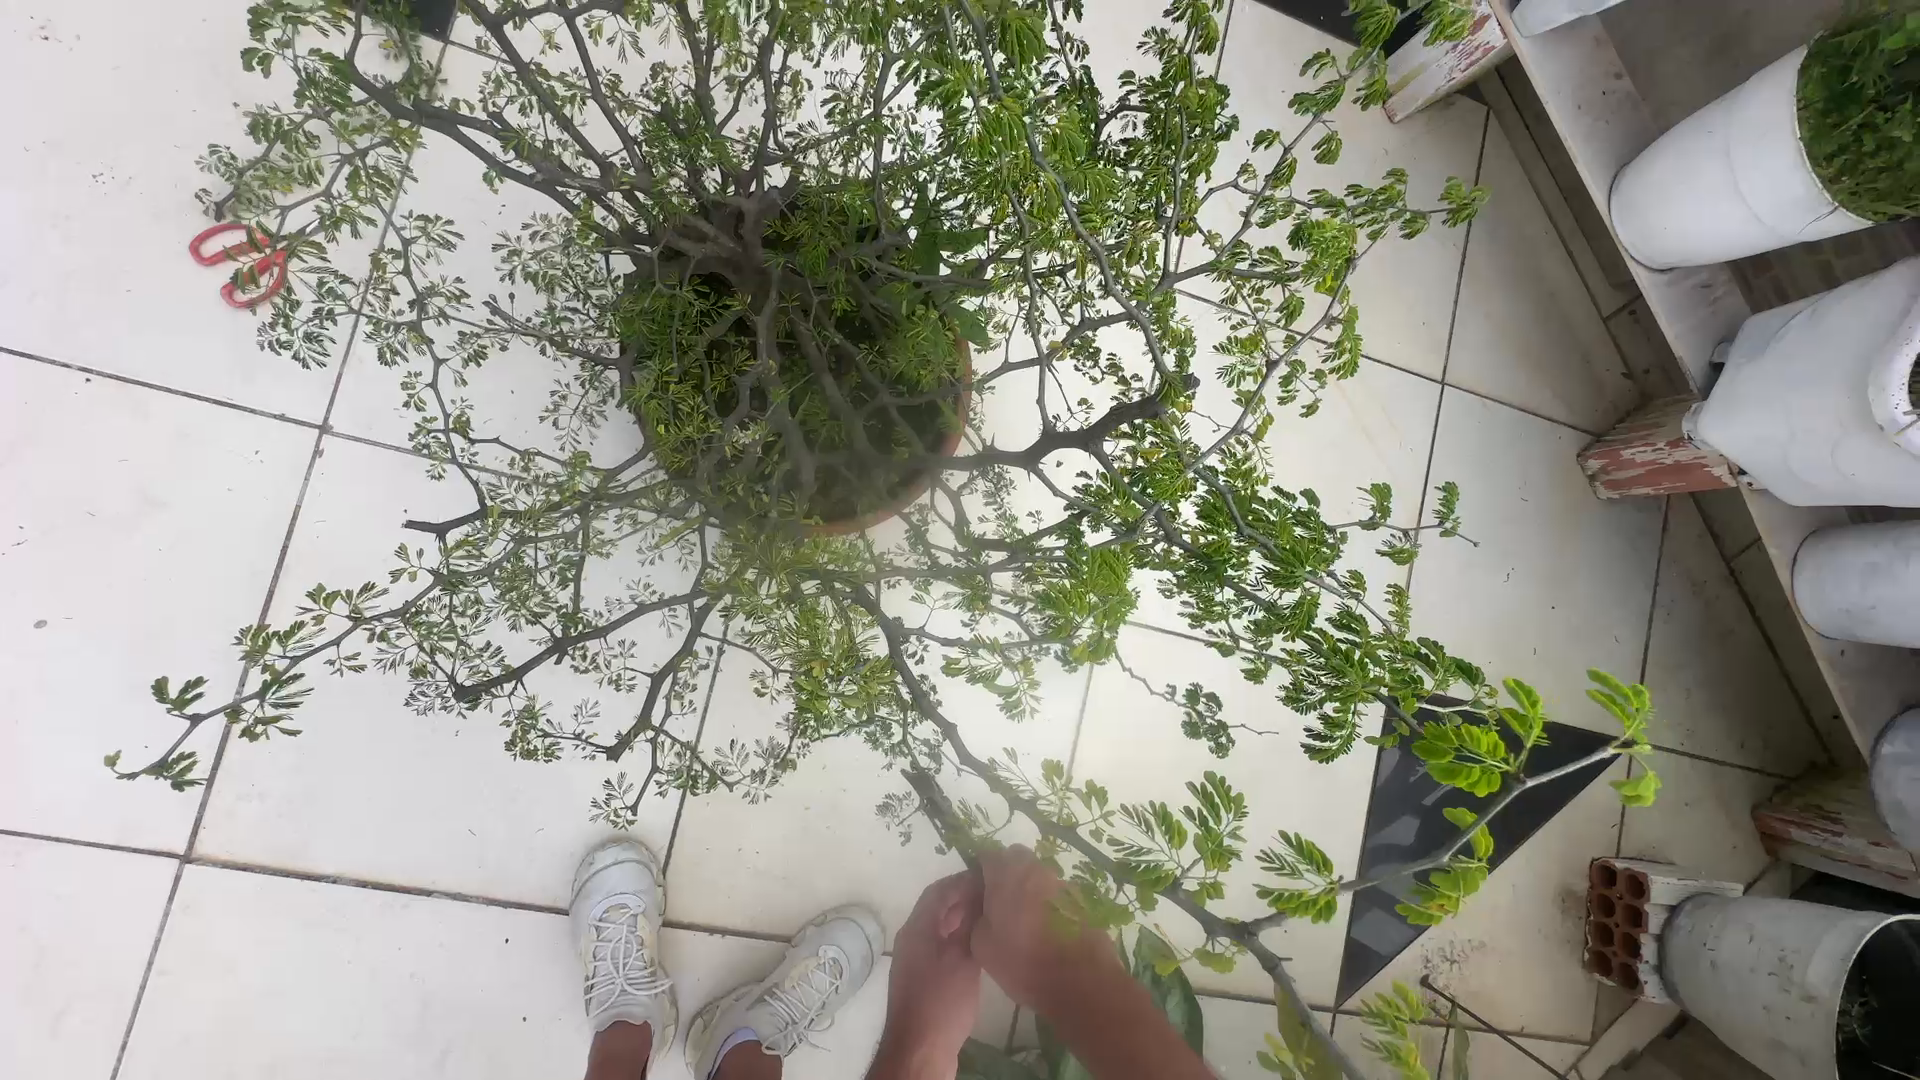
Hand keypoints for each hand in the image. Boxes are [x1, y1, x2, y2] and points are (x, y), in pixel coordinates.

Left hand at [872, 870, 983, 1079]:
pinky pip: (942, 946)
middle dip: (965, 896)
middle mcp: (912, 938)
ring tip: (993, 916)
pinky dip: (959, 939)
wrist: (919, 1052)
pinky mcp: (923, 979)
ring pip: (941, 927)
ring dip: (963, 918)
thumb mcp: (963, 959)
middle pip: (938, 906)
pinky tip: (980, 946)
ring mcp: (916, 960)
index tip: (990, 874)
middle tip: (995, 894)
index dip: (963, 879)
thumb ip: (971, 924)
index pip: (940, 889)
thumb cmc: (942, 1001)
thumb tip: (981, 896)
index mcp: (917, 928)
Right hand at [969, 845, 1125, 1014]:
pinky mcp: (1080, 899)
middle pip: (1015, 858)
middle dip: (1006, 874)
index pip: (986, 855)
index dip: (979, 873)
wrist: (1080, 982)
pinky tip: (1047, 932)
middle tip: (1000, 905)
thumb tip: (982, 909)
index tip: (977, 894)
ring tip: (1026, 923)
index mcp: (1006, 873)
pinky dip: (1048, 905)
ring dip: (1029, 890)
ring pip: (1037, 875)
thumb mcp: (982, 945)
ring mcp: (1060, 881)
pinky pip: (1056, 893)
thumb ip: (976, 917)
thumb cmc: (1023, 961)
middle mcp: (1034, 868)